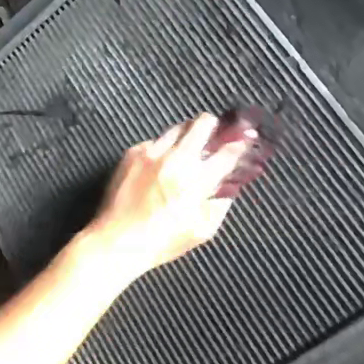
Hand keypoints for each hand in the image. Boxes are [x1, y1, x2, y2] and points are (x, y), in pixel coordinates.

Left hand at [84, 114, 255, 276]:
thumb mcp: (203, 230)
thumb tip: (230, 184)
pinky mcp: (132, 153)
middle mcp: (175, 160)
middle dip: (215, 126)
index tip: (246, 138)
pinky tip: (163, 164)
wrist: (117, 240)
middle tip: (218, 133)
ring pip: (178, 127)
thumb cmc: (162, 240)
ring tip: (190, 148)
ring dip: (189, 134)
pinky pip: (155, 141)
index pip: (228, 151)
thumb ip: (221, 203)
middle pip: (203, 123)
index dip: (241, 143)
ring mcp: (151, 153)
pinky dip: (164, 148)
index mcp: (196, 181)